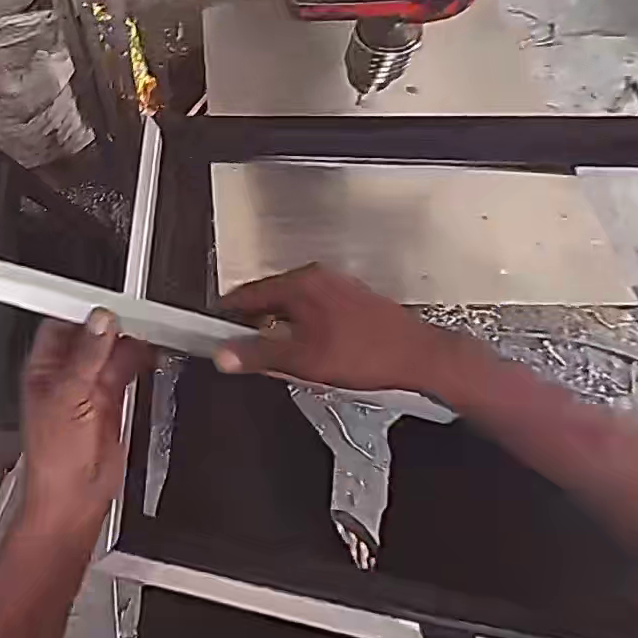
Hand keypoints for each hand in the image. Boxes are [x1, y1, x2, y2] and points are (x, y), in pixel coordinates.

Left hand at [19, 310, 152, 535]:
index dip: (83, 311)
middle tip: (133, 314)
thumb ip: (87, 356)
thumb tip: (100, 321)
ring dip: (129, 339)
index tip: (105, 302)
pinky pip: (128, 368)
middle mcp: (68, 372)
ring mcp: (91, 385)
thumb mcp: (67, 397)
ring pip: (113, 349)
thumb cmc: (52, 459)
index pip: (62, 324)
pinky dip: (141, 358)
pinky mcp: (112, 398)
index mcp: (44, 368)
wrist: (75, 498)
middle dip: (112, 323)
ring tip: (147, 329)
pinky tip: (151, 351)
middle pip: (93, 333)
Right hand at [212, 263, 467, 394]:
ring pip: (294, 302)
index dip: (230, 312)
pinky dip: (303, 322)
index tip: (217, 324)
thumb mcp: (303, 361)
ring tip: (280, 352)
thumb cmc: (368, 354)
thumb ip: (258, 355)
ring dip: (280, 323)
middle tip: (246, 344)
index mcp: (301, 284)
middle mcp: (318, 277)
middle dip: (256, 320)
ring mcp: (337, 284)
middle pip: (272, 295)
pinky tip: (310, 347)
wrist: (420, 357)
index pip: (250, 293)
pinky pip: (314, 305)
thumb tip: (226, 355)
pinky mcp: (352, 297)